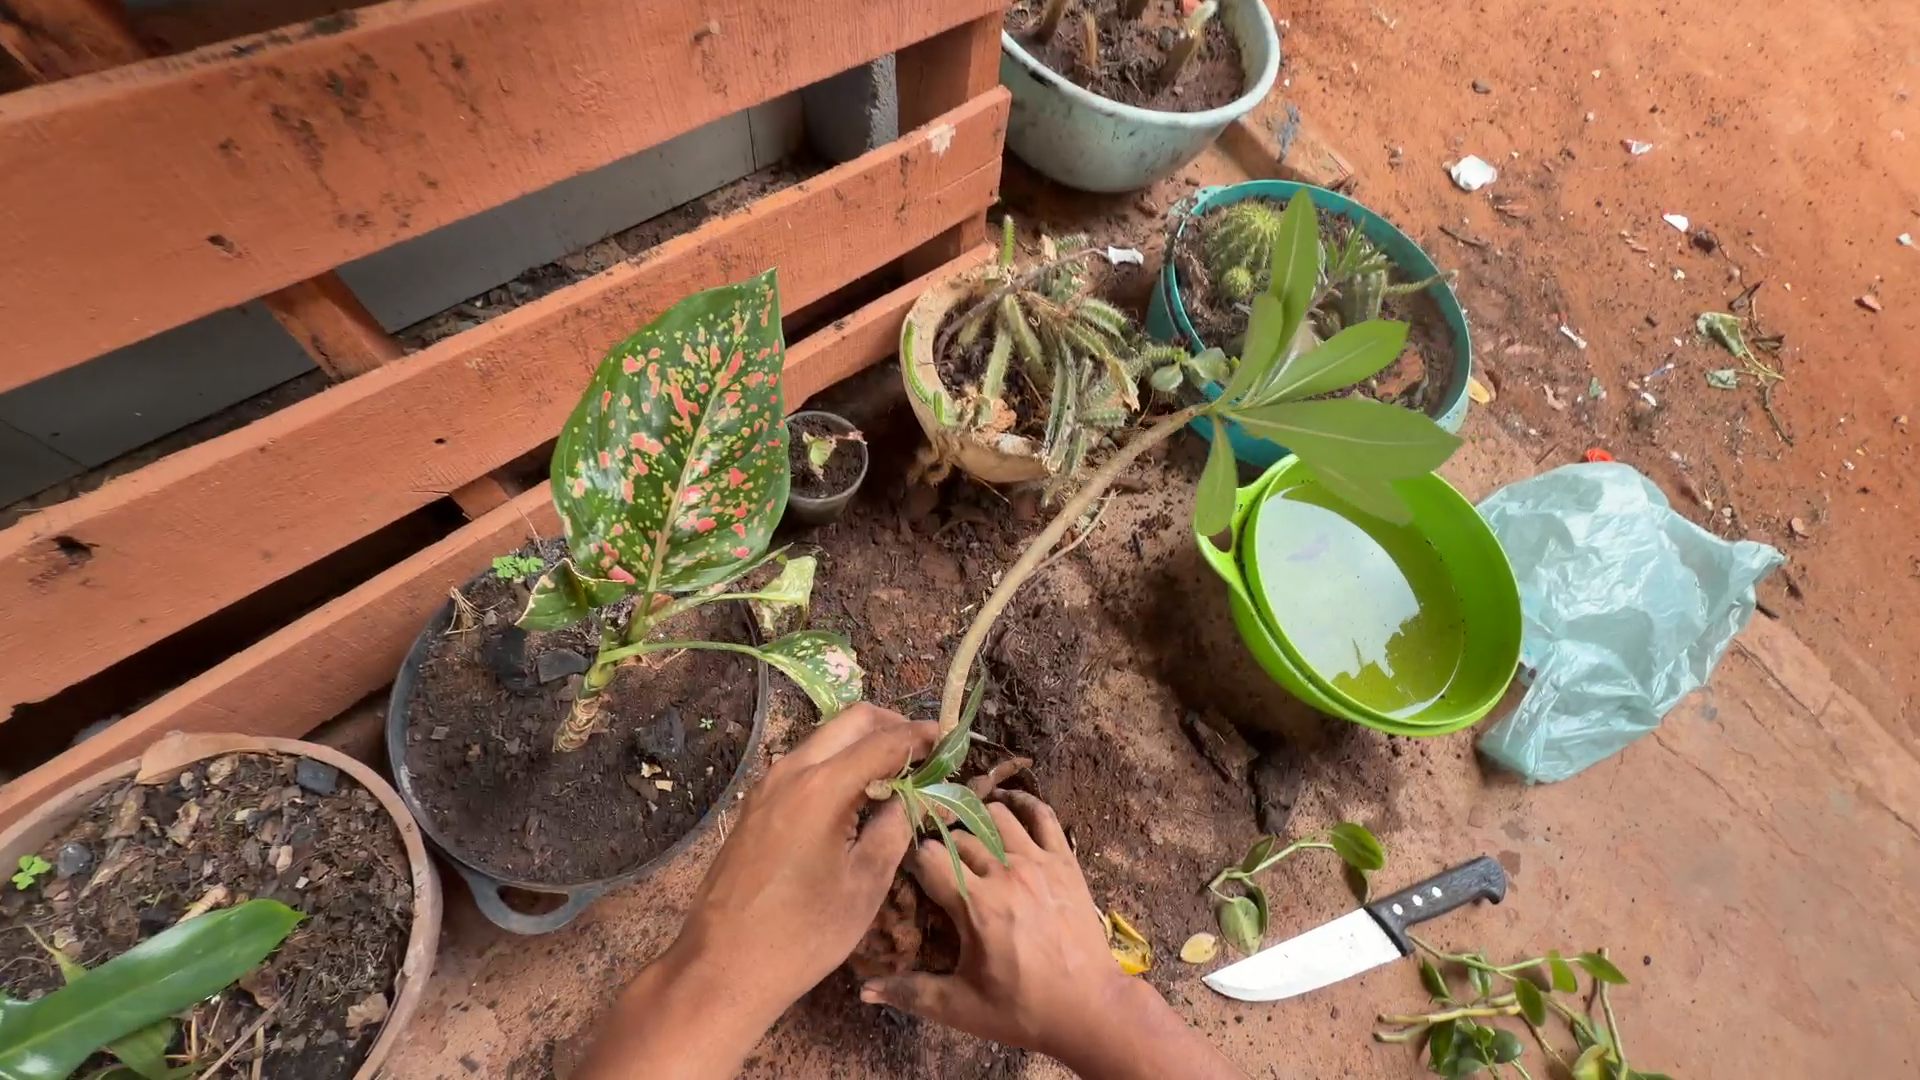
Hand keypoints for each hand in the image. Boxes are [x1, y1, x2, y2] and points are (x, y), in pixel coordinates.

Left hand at [670, 703, 937, 1019]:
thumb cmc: (801, 934)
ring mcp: (769, 784)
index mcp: (823, 787)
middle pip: (852, 720)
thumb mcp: (864, 885)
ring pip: (826, 737)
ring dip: (864, 743)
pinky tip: (857, 795)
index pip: (885, 740)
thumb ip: (895, 828)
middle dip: (893, 726)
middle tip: (925, 751)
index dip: (923, 736)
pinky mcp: (757, 802)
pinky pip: (806, 762)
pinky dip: (838, 761)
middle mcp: (792, 770)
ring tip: (897, 773)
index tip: (951, 738)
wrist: (720, 969)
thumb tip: (917, 797)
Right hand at [859, 792, 1248, 1079]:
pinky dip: (1024, 803)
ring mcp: (1037, 861)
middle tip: (937, 856)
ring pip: (996, 814)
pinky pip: (1043, 815)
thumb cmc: (1023, 1009)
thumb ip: (911, 992)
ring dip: (977, 821)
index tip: (912, 870)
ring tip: (970, 837)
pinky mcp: (1063, 859)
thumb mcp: (961, 1007)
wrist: (1090, 1009)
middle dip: (942, 842)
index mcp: (976, 904)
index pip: (929, 856)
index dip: (915, 859)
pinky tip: (1010, 806)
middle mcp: (1004, 872)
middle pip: (959, 835)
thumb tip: (864, 990)